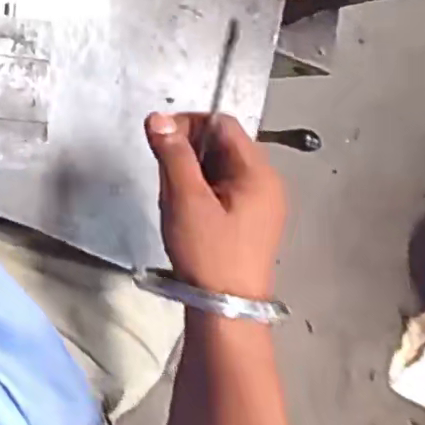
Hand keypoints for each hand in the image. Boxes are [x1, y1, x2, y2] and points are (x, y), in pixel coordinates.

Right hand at [144, 112, 286, 299]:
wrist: (225, 308)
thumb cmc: (207, 250)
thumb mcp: (185, 198)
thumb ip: (173, 154)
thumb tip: (158, 117)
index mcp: (258, 172)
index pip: (222, 124)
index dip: (188, 124)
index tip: (160, 142)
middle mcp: (266, 181)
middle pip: (222, 143)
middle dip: (187, 150)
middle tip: (164, 174)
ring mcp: (261, 201)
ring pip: (218, 165)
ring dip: (190, 170)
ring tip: (174, 196)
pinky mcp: (250, 218)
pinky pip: (222, 186)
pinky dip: (199, 187)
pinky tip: (186, 208)